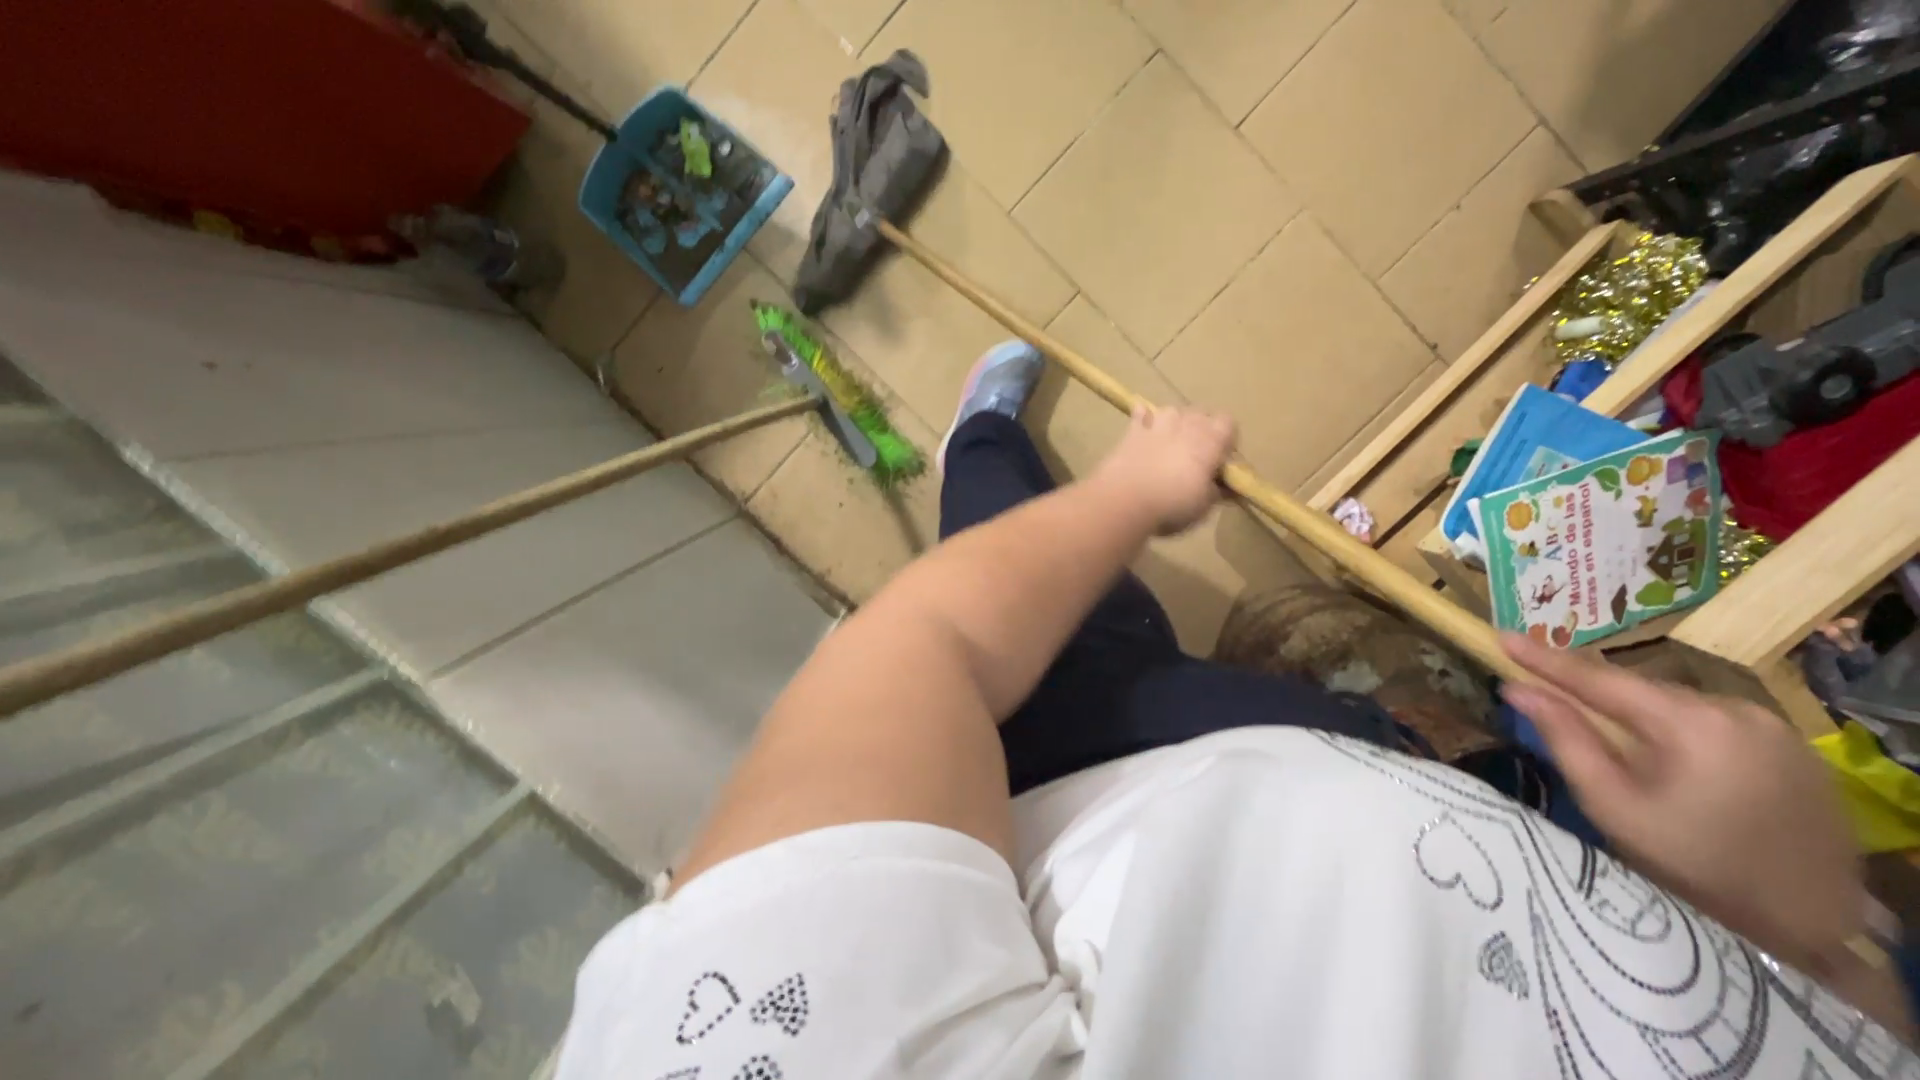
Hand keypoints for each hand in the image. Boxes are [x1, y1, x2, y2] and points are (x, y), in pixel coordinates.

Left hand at [1091, 404, 1234, 534]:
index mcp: (1210, 440)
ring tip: (1171, 443)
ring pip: (1173, 410)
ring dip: (1176, 422)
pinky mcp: (1132, 431)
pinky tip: (1143, 429)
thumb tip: (1225, 487)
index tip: (1221, 459)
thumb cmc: (1172, 504)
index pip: (1228, 423)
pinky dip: (1144, 418)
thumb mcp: (1204, 506)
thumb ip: (1217, 491)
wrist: (1124, 501)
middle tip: (1197, 455)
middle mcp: (1186, 424)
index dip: (1227, 439)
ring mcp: (1157, 424)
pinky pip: (1141, 414)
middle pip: (1202, 413)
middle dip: (1202, 429)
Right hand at [1500, 633, 1865, 968]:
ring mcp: (1777, 728)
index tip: (1502, 638)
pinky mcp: (1798, 749)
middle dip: (1597, 693)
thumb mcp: (1613, 807)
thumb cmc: (1693, 869)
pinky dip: (1683, 731)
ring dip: (1642, 714)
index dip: (1545, 659)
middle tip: (1550, 693)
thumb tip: (1518, 690)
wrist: (1809, 927)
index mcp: (1691, 722)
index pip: (1600, 679)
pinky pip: (1719, 723)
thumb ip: (1566, 740)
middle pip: (1644, 690)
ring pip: (1682, 705)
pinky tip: (1675, 764)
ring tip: (1614, 737)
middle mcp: (1738, 709)